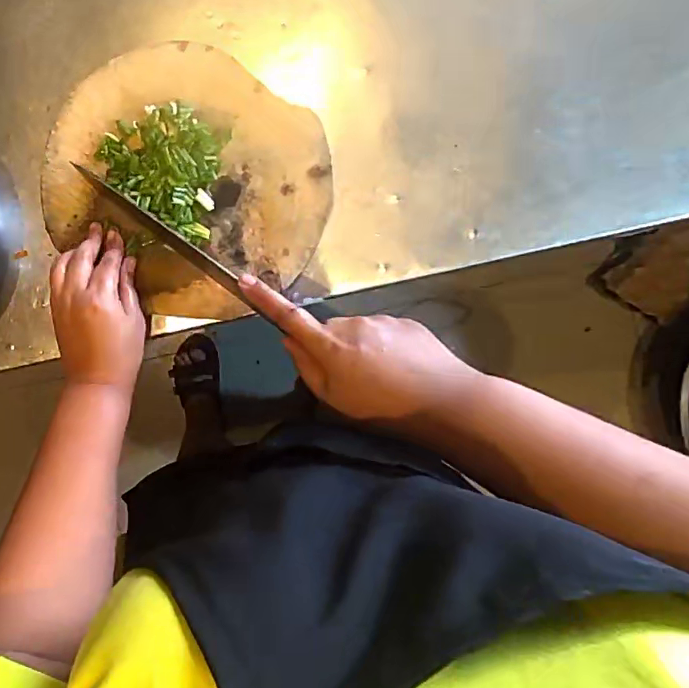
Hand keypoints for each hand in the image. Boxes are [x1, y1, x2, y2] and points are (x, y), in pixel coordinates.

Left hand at [50, 224, 144, 388]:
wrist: (96, 381)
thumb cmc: (122, 355)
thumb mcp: (134, 319)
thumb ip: (128, 288)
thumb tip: (127, 264)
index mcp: (100, 297)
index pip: (107, 262)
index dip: (114, 247)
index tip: (118, 237)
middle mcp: (76, 295)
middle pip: (81, 257)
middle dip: (91, 241)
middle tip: (99, 230)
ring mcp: (62, 302)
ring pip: (62, 265)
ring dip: (74, 251)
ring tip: (84, 244)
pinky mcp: (55, 310)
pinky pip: (55, 279)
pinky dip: (63, 266)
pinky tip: (72, 265)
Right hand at [239, 275, 483, 428]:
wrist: (443, 398)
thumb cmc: (383, 407)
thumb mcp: (335, 400)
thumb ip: (307, 368)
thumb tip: (289, 342)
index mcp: (331, 344)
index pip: (290, 318)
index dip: (265, 299)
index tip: (245, 280)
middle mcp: (353, 323)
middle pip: (330, 330)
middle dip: (332, 347)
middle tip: (350, 379)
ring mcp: (382, 320)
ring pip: (359, 331)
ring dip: (362, 349)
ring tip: (382, 379)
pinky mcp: (406, 322)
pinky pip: (384, 332)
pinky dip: (385, 348)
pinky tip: (401, 370)